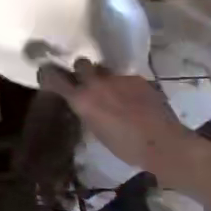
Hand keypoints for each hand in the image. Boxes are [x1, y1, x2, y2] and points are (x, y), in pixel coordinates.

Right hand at [38, 59, 192, 171]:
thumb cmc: (125, 147)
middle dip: (82, 70)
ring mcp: (118, 78)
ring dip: (105, 77)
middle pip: (81, 63)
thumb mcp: (97, 131)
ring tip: (114, 92)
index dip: (49, 74)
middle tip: (87, 81)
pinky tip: (134, 100)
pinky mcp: (137, 78)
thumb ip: (87, 111)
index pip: (55, 78)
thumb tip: (85, 103)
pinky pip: (125, 78)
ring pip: (105, 70)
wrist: (162, 143)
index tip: (47, 73)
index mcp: (82, 100)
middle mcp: (96, 84)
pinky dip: (126, 86)